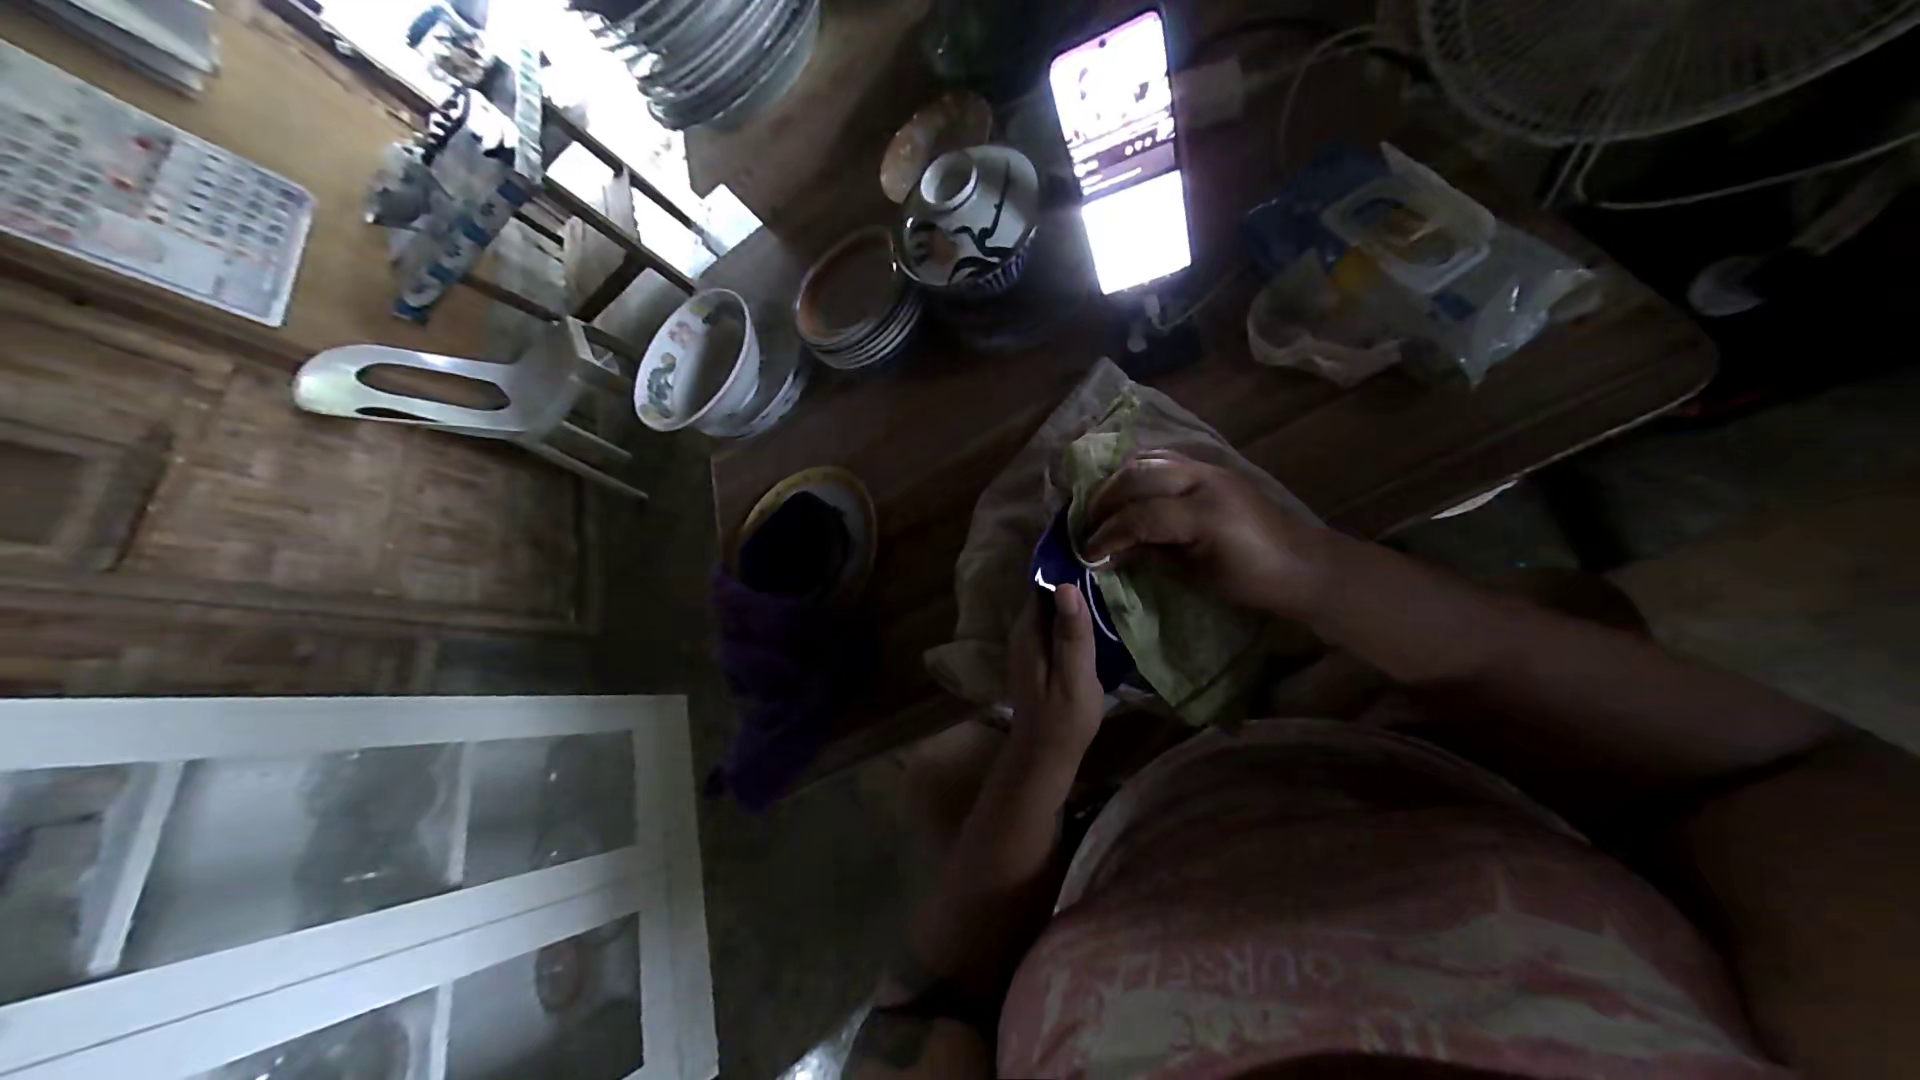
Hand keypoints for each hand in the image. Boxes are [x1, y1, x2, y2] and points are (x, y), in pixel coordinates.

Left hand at [1007, 584, 1103, 759]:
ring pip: (1052, 611)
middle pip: (1048, 595)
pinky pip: (1055, 627)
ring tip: (1111, 595)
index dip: (1069, 572)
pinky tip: (1096, 625)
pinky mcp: (1038, 656)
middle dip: (1075, 586)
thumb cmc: (1063, 717)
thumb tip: (1066, 587)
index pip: (1044, 584)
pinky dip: (1073, 623)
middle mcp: (1022, 631)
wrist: (1045, 754)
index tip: (1099, 564)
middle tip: (1112, 578)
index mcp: (1029, 631)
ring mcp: (1028, 644)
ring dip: (1076, 605)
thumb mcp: (1074, 675)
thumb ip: (1071, 633)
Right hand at [1083, 449, 1328, 618]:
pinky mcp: (1210, 466)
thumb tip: (1105, 556)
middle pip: (1135, 479)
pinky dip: (1137, 471)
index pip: (1139, 516)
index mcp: (1204, 514)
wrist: (1303, 562)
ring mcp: (1208, 467)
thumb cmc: (1252, 581)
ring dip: (1116, 483)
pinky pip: (1163, 458)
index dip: (1106, 536)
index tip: (1085, 555)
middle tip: (1085, 529)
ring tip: (1099, 508)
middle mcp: (1203, 480)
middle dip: (1104, 504)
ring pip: (1146, 461)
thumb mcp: (1195, 576)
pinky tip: (1125, 490)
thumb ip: (1148, 556)